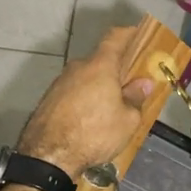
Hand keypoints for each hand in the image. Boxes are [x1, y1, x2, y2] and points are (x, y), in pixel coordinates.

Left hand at [17, 25, 155, 178]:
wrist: (48, 157)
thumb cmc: (94, 134)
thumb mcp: (127, 120)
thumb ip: (135, 98)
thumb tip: (143, 84)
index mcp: (100, 66)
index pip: (114, 38)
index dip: (127, 33)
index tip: (136, 33)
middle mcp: (77, 68)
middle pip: (99, 61)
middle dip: (114, 70)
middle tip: (128, 85)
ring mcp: (59, 83)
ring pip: (84, 79)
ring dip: (97, 88)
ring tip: (108, 109)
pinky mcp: (47, 100)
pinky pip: (72, 93)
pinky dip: (83, 100)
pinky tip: (89, 120)